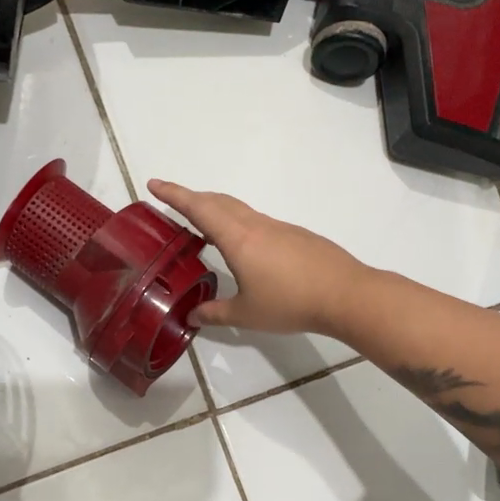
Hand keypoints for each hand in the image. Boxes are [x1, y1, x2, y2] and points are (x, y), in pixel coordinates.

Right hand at [148, 179, 373, 337]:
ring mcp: (278, 228)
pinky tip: (238, 246)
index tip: (154, 185)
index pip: (199, 209)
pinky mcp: (294, 236)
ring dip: (215, 210)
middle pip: (218, 202)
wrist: (346, 294)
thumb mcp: (246, 314)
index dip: (174, 195)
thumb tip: (192, 316)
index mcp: (238, 239)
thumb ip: (215, 313)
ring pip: (238, 210)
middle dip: (192, 199)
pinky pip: (255, 222)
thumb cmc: (290, 303)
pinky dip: (235, 224)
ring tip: (200, 226)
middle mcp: (256, 226)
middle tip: (172, 203)